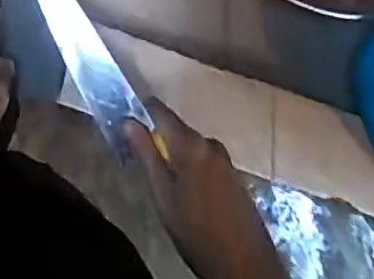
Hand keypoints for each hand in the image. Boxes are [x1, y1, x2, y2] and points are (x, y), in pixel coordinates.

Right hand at [126, 101, 286, 278]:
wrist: (245, 266)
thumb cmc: (196, 230)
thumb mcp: (163, 195)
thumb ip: (146, 154)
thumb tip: (128, 121)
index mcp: (191, 143)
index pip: (160, 110)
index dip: (142, 113)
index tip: (128, 124)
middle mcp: (210, 143)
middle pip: (177, 129)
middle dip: (160, 140)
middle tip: (146, 164)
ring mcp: (226, 159)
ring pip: (192, 147)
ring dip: (178, 157)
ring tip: (168, 184)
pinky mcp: (235, 175)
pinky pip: (206, 160)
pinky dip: (194, 168)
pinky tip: (191, 194)